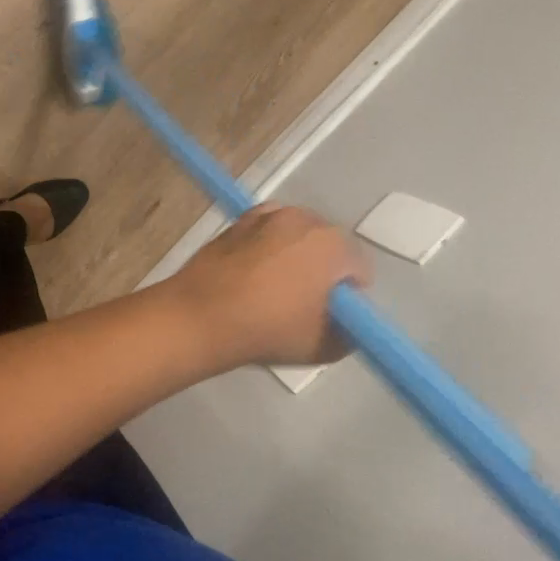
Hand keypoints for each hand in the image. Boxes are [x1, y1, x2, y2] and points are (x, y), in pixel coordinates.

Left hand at [166, 204, 370, 370]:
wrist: (201, 315)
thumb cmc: (269, 328)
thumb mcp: (329, 345)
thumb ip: (351, 329)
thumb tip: (344, 317)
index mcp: (331, 243)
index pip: (358, 268)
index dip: (350, 295)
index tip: (333, 315)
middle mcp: (301, 218)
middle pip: (328, 244)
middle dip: (325, 269)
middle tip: (307, 302)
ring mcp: (265, 215)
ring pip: (297, 234)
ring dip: (296, 254)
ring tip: (277, 288)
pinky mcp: (237, 220)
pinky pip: (267, 230)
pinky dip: (268, 244)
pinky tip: (256, 271)